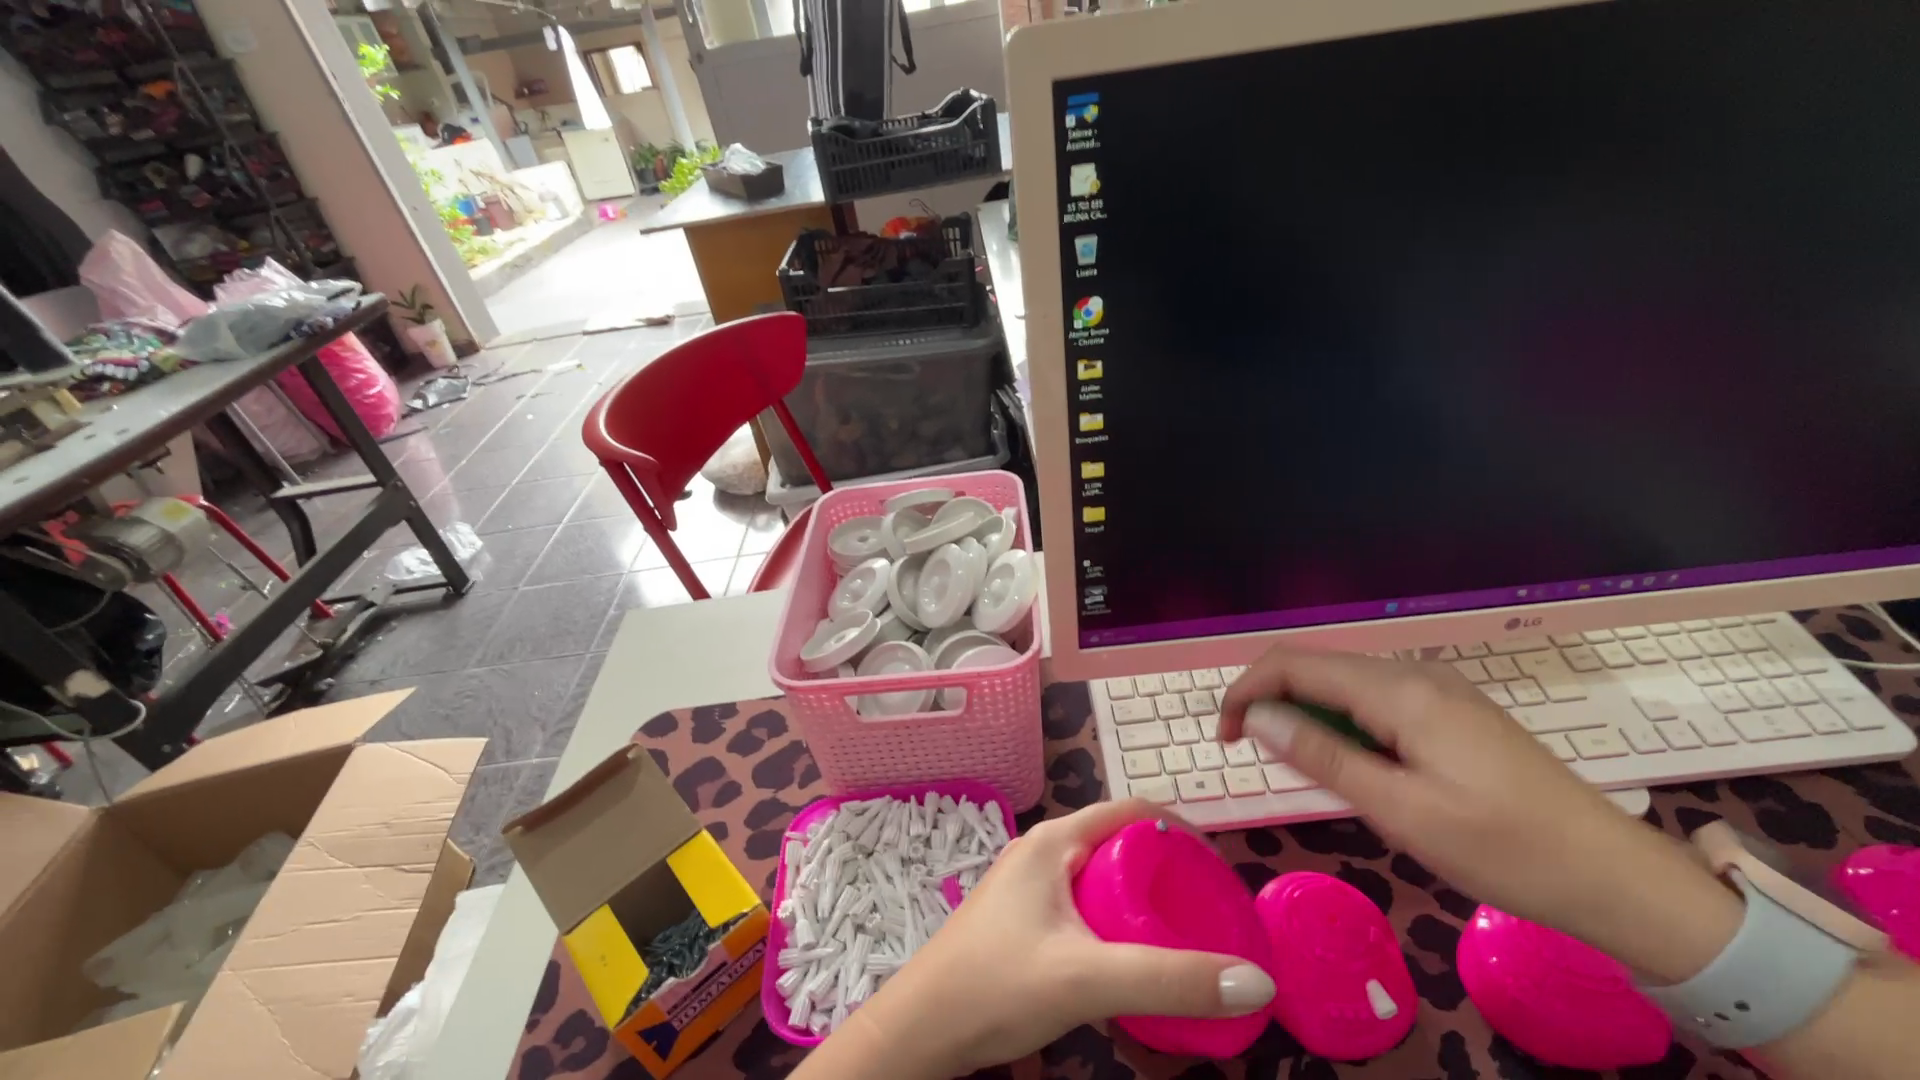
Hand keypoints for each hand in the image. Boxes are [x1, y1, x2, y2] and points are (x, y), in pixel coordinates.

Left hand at [832, 799, 1275, 1077]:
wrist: (921, 1029)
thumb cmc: (996, 985)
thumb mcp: (1087, 979)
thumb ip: (1170, 979)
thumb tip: (1257, 981)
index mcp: (1054, 843)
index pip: (1132, 810)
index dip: (1181, 829)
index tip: (1218, 870)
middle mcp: (1041, 854)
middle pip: (1119, 845)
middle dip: (1166, 872)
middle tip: (1207, 911)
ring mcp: (1028, 889)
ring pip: (1102, 881)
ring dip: (1141, 903)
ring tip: (1180, 939)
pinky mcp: (1022, 922)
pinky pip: (1084, 910)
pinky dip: (1116, 927)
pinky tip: (1131, 963)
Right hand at [1219, 647, 1741, 982]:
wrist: (1615, 878)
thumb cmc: (1504, 851)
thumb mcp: (1401, 811)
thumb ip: (1323, 757)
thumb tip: (1256, 717)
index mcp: (1402, 692)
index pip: (1295, 664)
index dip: (1247, 691)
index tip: (1226, 740)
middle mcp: (1417, 674)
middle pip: (1318, 666)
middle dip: (1273, 700)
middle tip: (1256, 758)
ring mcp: (1440, 689)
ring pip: (1345, 684)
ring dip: (1308, 714)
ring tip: (1305, 770)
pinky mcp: (1453, 711)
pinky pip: (1377, 701)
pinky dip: (1345, 724)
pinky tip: (1356, 766)